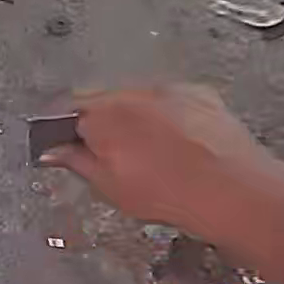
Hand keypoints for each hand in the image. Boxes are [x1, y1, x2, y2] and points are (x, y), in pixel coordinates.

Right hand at [38, 85, 283, 242]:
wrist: (232, 191)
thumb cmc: (166, 192)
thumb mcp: (106, 185)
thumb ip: (74, 161)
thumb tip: (52, 151)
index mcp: (102, 115)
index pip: (66, 112)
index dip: (60, 131)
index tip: (62, 148)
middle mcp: (132, 94)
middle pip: (99, 102)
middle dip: (94, 124)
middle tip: (103, 156)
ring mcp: (168, 91)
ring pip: (133, 100)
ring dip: (128, 119)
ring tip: (141, 154)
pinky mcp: (198, 94)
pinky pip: (165, 100)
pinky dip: (160, 115)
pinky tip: (169, 143)